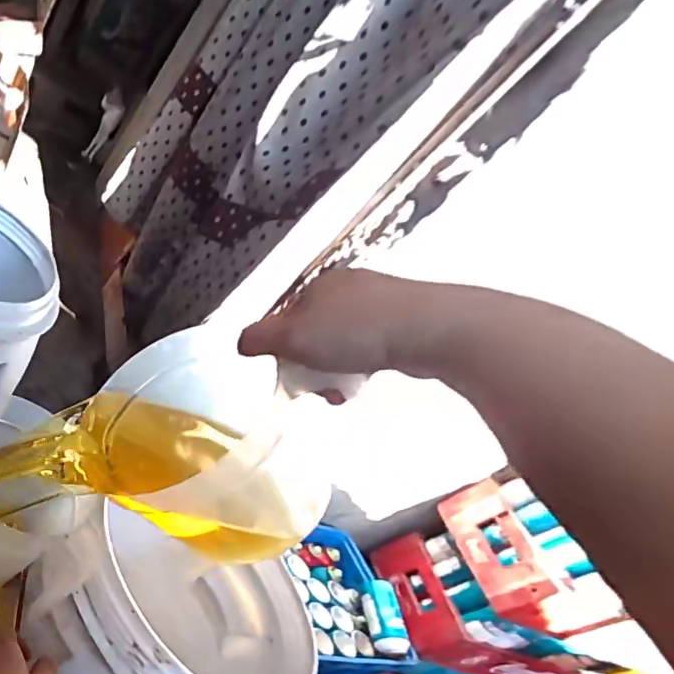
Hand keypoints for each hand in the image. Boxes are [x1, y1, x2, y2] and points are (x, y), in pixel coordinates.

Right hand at [239, 268, 511, 379]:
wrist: (432, 330)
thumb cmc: (353, 331)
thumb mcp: (291, 337)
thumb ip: (257, 339)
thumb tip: (241, 343)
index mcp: (320, 283)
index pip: (284, 317)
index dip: (279, 349)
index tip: (284, 373)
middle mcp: (349, 286)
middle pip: (311, 333)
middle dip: (307, 364)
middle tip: (312, 387)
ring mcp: (381, 301)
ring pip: (339, 343)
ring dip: (332, 371)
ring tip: (340, 390)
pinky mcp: (407, 319)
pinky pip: (368, 347)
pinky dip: (359, 366)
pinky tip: (364, 381)